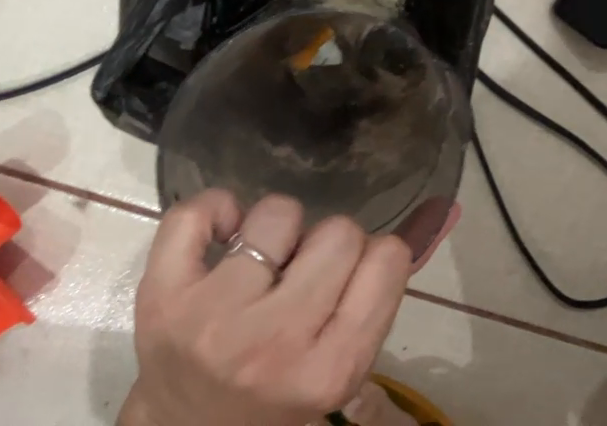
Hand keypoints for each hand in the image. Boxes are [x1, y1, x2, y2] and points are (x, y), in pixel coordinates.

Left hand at [120, 191, 454, 425]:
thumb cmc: (279, 398)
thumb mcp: (345, 363)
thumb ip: (387, 290)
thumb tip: (444, 208)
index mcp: (331, 369)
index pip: (388, 259)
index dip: (375, 261)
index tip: (352, 282)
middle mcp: (274, 345)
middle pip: (340, 232)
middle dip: (330, 248)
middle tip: (306, 281)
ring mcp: (213, 320)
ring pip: (279, 213)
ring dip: (280, 232)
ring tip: (264, 268)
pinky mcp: (161, 299)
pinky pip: (196, 214)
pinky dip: (215, 210)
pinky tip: (224, 236)